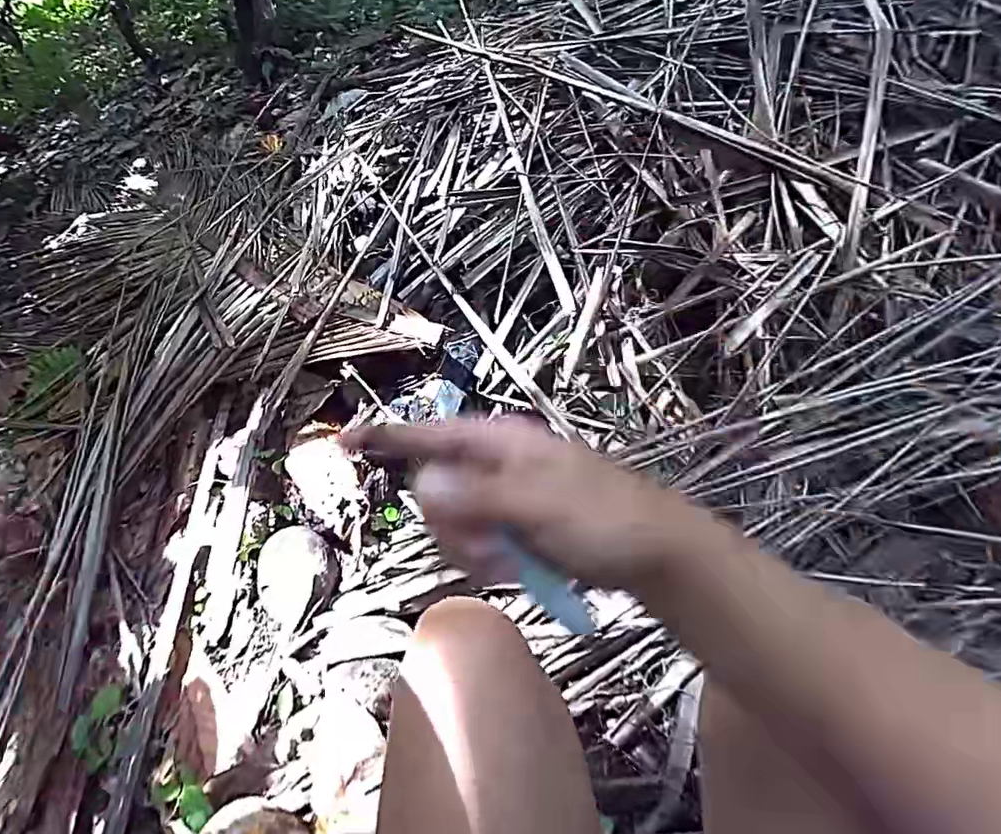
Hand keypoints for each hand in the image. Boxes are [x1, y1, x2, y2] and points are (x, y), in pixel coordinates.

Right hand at [341, 417, 704, 591]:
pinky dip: (487, 560)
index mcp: (497, 442)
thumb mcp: (540, 505)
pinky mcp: (509, 525)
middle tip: (491, 547)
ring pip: (450, 522)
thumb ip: (477, 496)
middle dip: (453, 525)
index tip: (344, 441)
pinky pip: (472, 543)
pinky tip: (518, 567)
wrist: (656, 552)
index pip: (428, 434)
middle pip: (434, 490)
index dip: (385, 436)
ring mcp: (500, 496)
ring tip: (512, 560)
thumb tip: (422, 486)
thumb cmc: (606, 516)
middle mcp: (492, 464)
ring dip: (472, 548)